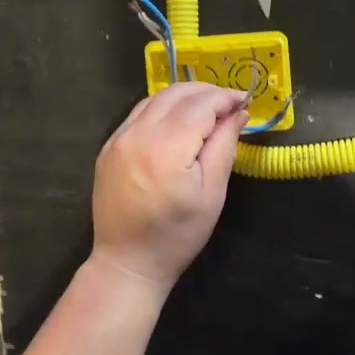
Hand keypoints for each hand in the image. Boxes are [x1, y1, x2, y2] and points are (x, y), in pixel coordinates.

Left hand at [91, 82, 247, 291]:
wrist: (127, 262)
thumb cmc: (177, 235)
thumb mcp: (212, 193)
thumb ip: (224, 146)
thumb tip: (238, 113)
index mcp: (165, 148)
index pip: (200, 105)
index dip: (225, 98)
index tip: (245, 101)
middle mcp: (137, 134)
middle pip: (176, 94)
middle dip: (207, 92)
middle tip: (231, 104)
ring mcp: (118, 139)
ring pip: (155, 99)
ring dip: (184, 98)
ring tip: (208, 111)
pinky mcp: (109, 147)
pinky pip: (139, 114)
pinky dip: (163, 109)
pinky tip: (178, 122)